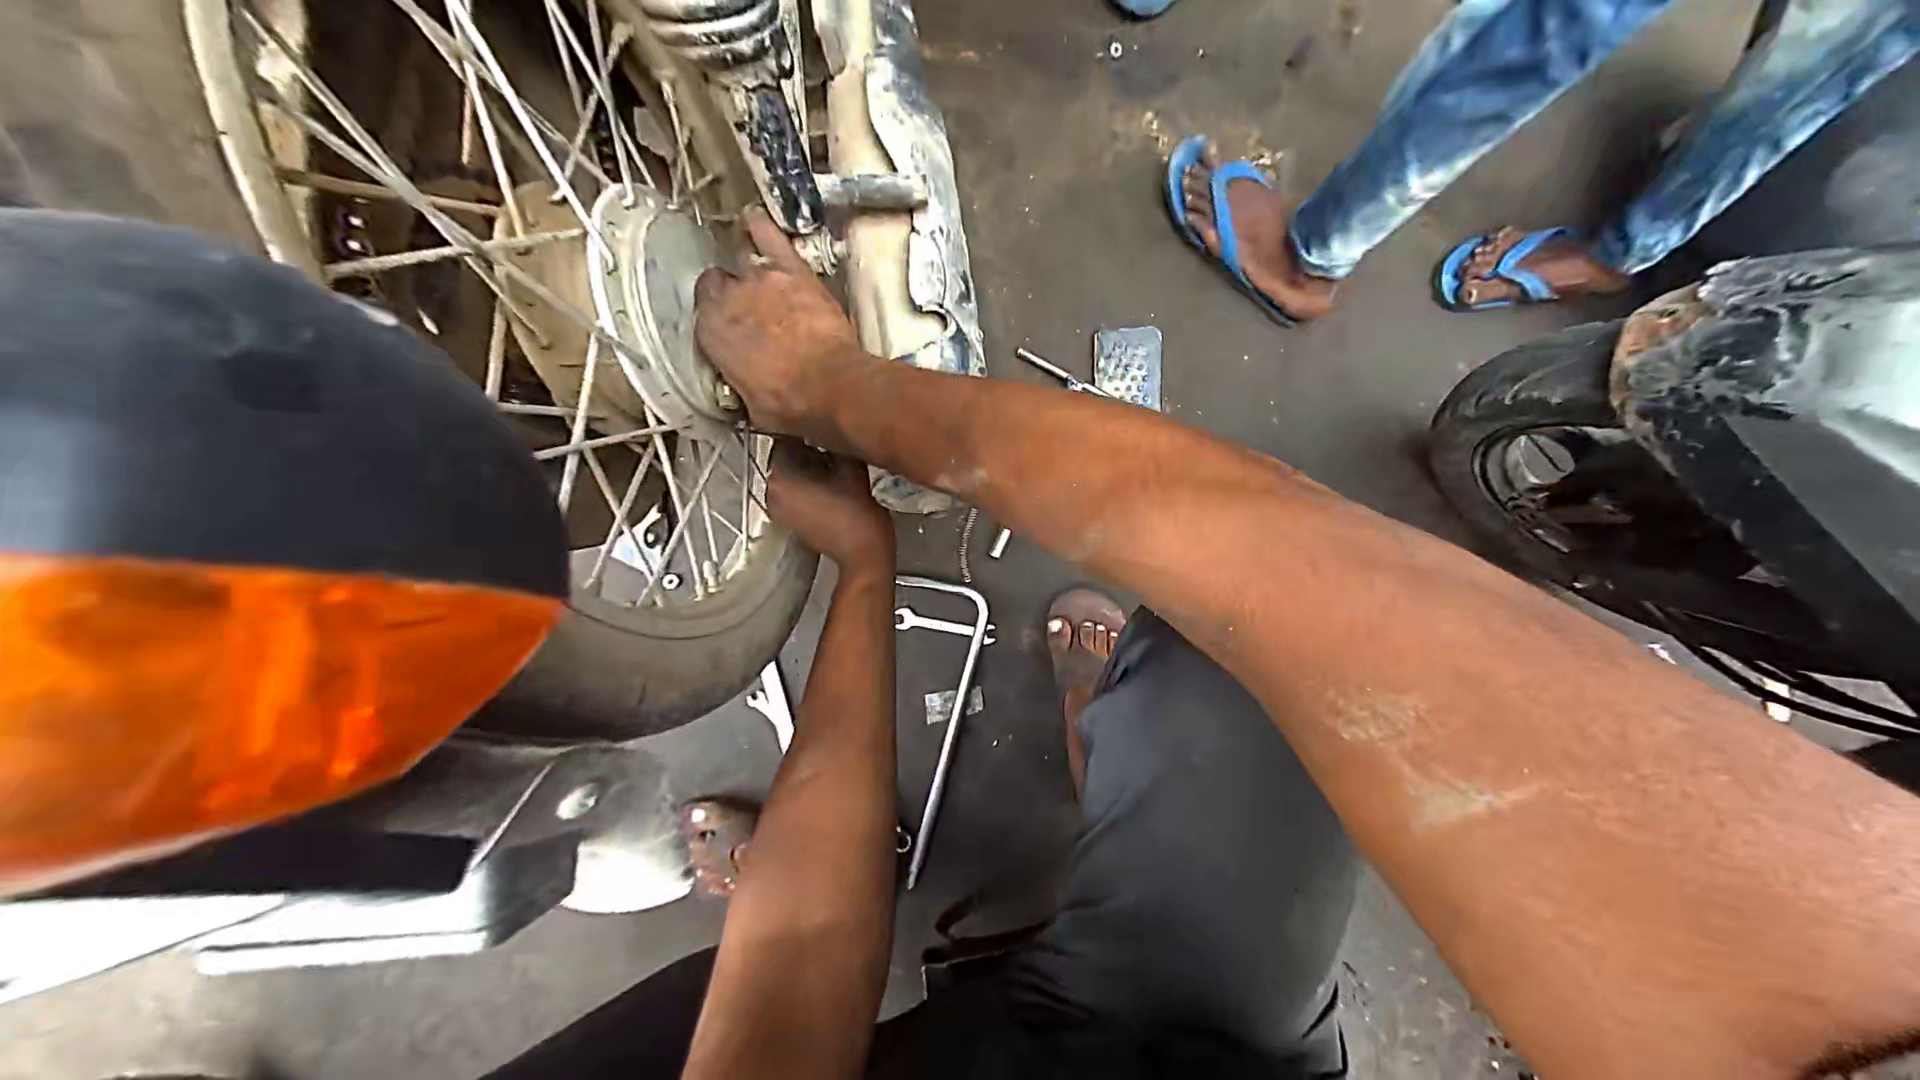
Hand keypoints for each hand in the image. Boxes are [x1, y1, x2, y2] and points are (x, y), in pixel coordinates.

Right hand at [695, 209, 874, 440]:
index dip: (718, 315)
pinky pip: (769, 235)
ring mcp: (760, 279)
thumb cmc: (792, 403)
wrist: (830, 386)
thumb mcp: (753, 406)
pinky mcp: (791, 270)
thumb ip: (742, 386)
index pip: (703, 311)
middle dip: (731, 291)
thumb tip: (746, 393)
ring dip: (748, 263)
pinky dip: (761, 226)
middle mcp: (728, 299)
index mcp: (711, 334)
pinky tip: (754, 218)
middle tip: (749, 305)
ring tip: (753, 265)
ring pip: (743, 257)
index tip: (730, 324)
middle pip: (720, 281)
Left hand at [766, 439, 893, 572]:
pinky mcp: (790, 521)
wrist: (863, 555)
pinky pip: (796, 493)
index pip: (786, 437)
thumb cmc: (857, 516)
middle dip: (809, 450)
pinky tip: (833, 487)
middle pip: (787, 457)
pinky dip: (810, 487)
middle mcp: (771, 492)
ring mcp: (778, 510)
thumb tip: (829, 427)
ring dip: (811, 468)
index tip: (826, 428)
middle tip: (835, 448)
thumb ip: (835, 442)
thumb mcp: (851, 468)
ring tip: (837, 468)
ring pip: (793, 475)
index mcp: (780, 476)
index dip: (809, 430)